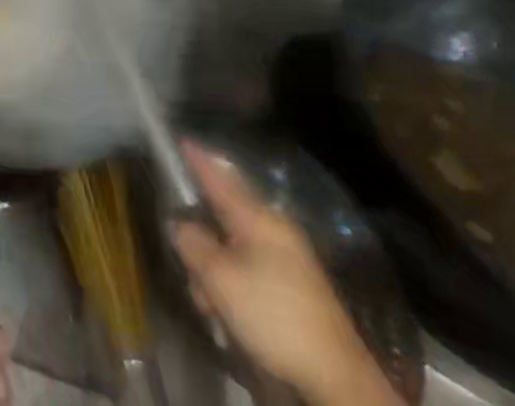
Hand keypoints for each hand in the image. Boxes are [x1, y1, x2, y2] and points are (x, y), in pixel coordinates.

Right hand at [171, 142, 402, 405]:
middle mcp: (273, 231)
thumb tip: (180, 223)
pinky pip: (243, 271)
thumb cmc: (272, 314)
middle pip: (220, 219)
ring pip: (228, 250)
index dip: (198, 160)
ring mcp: (284, 259)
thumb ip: (192, 243)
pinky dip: (229, 289)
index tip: (182, 139)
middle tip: (192, 275)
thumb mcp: (219, 278)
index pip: (220, 178)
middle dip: (199, 245)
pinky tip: (227, 317)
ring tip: (212, 307)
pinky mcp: (289, 286)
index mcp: (258, 219)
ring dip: (212, 274)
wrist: (333, 375)